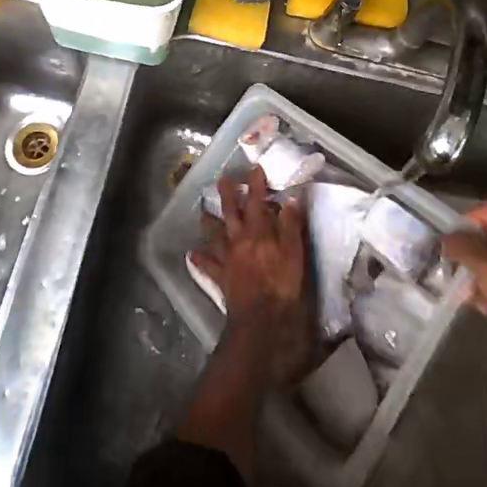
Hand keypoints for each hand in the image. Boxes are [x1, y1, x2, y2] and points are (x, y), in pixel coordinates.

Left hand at [190, 166, 309, 386]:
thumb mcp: (295, 252)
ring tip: (202, 211)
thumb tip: (290, 198)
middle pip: (230, 212)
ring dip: (209, 221)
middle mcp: (239, 240)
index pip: (256, 201)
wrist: (261, 318)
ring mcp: (227, 259)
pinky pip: (207, 265)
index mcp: (258, 231)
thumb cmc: (282, 284)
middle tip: (222, 178)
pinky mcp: (221, 277)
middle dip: (227, 194)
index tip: (254, 168)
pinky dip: (199, 258)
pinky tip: (191, 254)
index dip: (255, 184)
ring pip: (215, 235)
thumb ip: (292, 224)